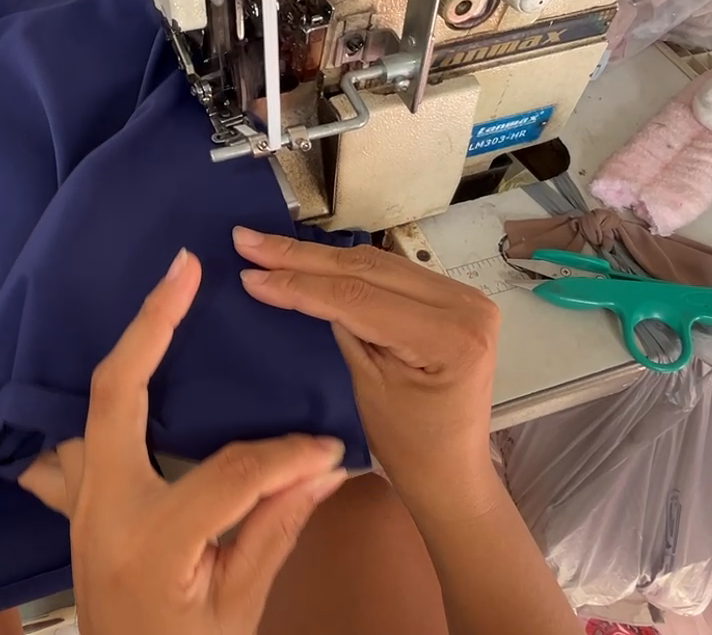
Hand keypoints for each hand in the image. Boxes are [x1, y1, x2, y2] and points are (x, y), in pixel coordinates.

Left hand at [19, 249, 350, 634]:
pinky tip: (122, 370)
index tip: (326, 447)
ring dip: (127, 348)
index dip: (285, 456)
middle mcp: (99, 506)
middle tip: (185, 267)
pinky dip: (98, 400)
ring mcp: (78, 501)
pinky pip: (74, 438)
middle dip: (152, 321)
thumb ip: (277, 528)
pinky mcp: (76, 502)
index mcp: (148, 539)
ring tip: (164, 301)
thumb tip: (326, 463)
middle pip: (115, 391)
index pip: (229, 473)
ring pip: (89, 403)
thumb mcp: (239, 606)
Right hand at [233, 227, 501, 516]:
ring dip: (316, 254)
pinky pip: (387, 271)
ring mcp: (461, 294)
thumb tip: (294, 282)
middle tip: (248, 240)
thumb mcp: (368, 386)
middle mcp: (463, 304)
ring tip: (267, 244)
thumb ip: (343, 327)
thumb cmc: (410, 446)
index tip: (250, 274)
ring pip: (373, 262)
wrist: (451, 471)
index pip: (357, 298)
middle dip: (299, 256)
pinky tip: (307, 256)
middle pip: (365, 270)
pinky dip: (343, 265)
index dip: (298, 285)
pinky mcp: (450, 294)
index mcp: (448, 336)